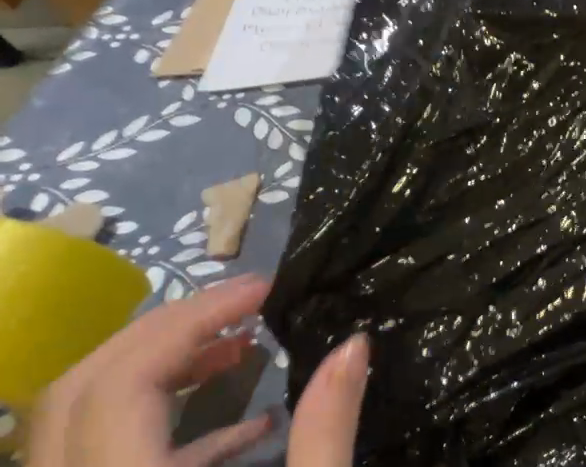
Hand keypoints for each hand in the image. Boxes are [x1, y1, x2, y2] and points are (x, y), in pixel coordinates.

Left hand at [28, 275, 367, 466]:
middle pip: (83, 388)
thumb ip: (326, 431)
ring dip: (158, 364)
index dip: (192, 320)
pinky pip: (99, 456)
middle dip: (169, 327)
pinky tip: (244, 425)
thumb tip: (355, 345)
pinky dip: (161, 422)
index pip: (124, 382)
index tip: (265, 288)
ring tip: (239, 344)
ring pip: (77, 418)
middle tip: (247, 300)